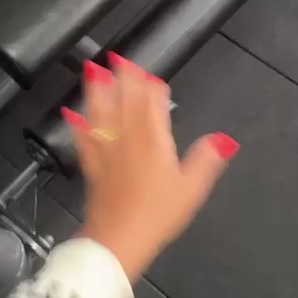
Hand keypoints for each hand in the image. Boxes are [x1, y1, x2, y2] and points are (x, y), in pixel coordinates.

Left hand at [62, 55, 236, 280]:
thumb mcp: (192, 189)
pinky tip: (72, 113)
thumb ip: (206, 160)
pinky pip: (83, 138)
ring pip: (101, 113)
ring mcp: (106, 151)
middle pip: (125, 101)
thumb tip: (224, 140)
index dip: (152, 86)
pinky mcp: (92, 166)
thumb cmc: (157, 214)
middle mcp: (127, 139)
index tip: (150, 73)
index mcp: (153, 140)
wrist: (119, 239)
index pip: (152, 104)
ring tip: (93, 71)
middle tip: (118, 58)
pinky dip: (78, 123)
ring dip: (97, 91)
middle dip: (123, 78)